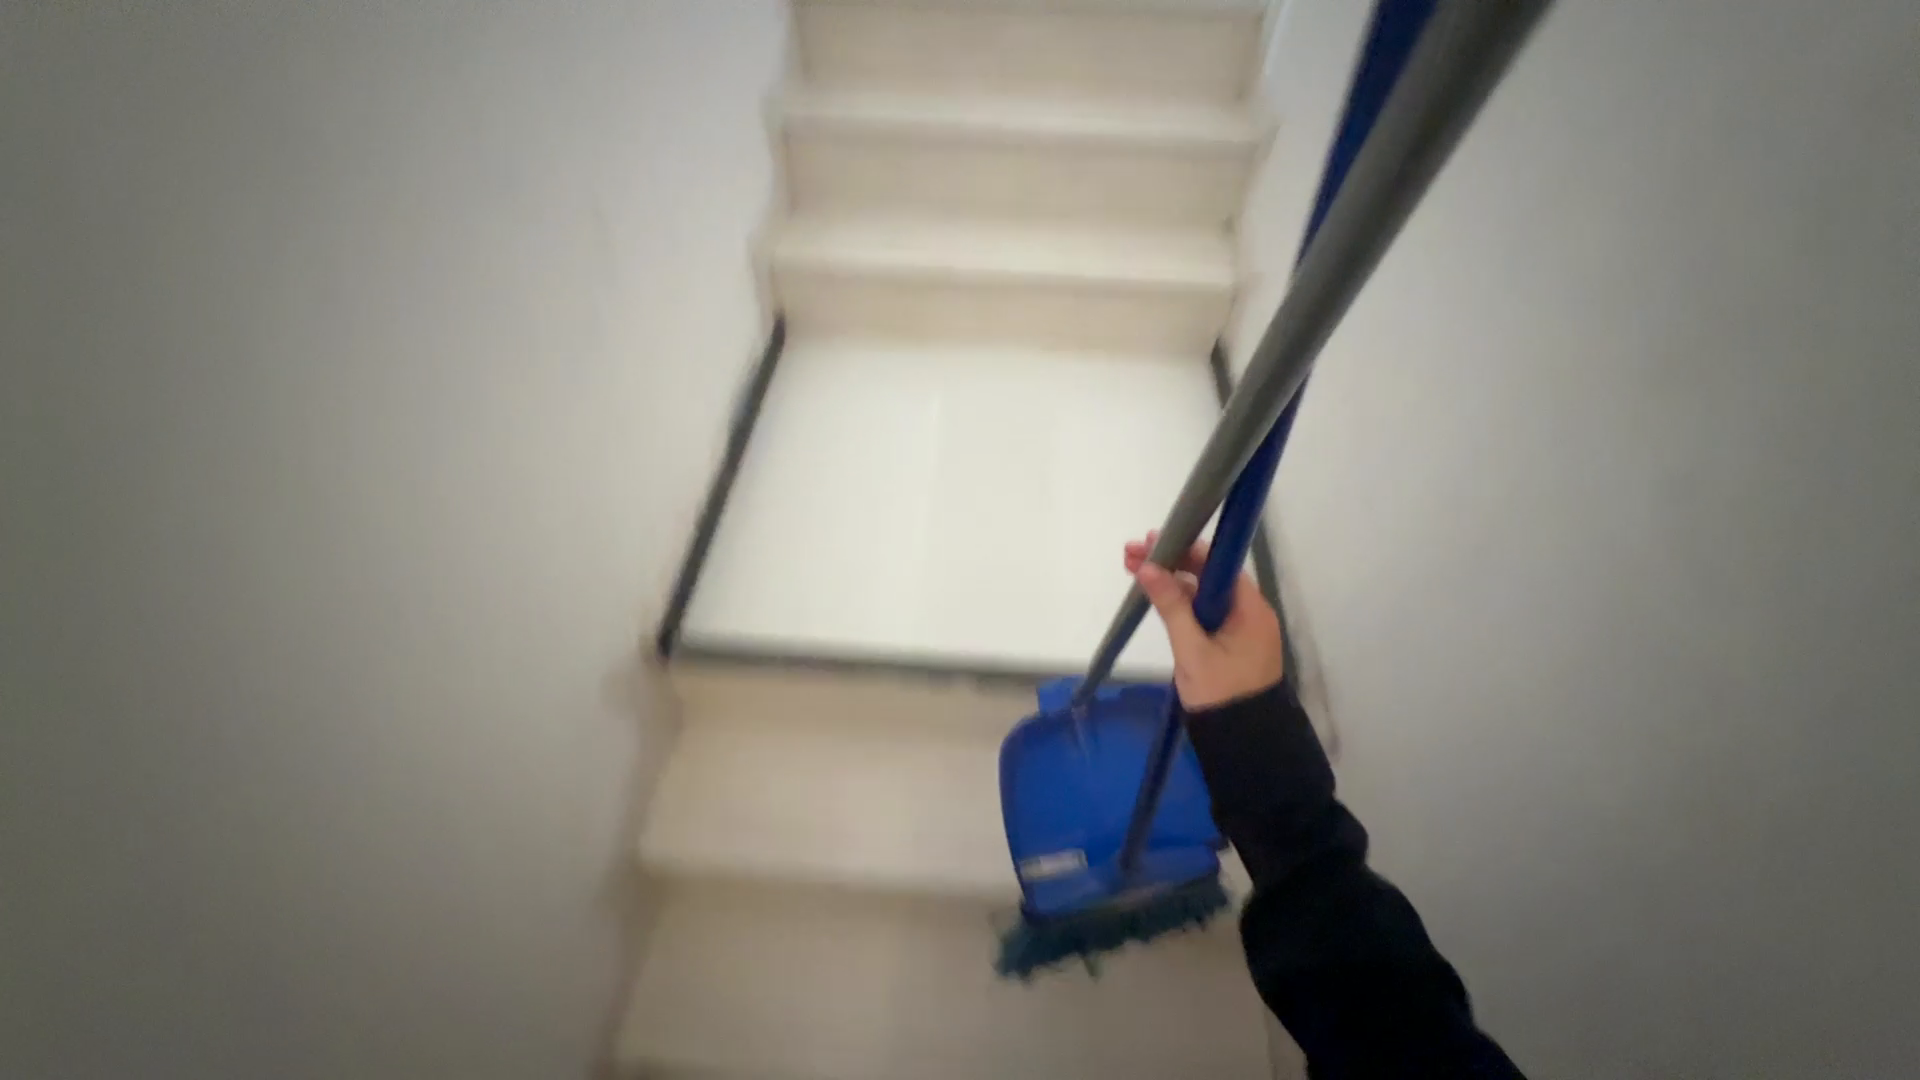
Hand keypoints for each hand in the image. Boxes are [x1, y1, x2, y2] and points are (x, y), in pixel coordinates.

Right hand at [1125, 532, 1284, 709]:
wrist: (1243, 742)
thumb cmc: (1220, 693)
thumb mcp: (1191, 649)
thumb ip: (1170, 605)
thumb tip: (1147, 566)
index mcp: (1249, 608)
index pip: (1216, 564)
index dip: (1184, 548)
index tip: (1154, 540)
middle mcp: (1247, 611)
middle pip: (1207, 575)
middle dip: (1170, 562)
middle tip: (1131, 553)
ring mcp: (1237, 626)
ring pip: (1201, 592)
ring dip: (1170, 580)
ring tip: (1132, 567)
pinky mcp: (1226, 640)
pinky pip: (1202, 611)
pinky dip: (1178, 601)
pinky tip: (1154, 594)